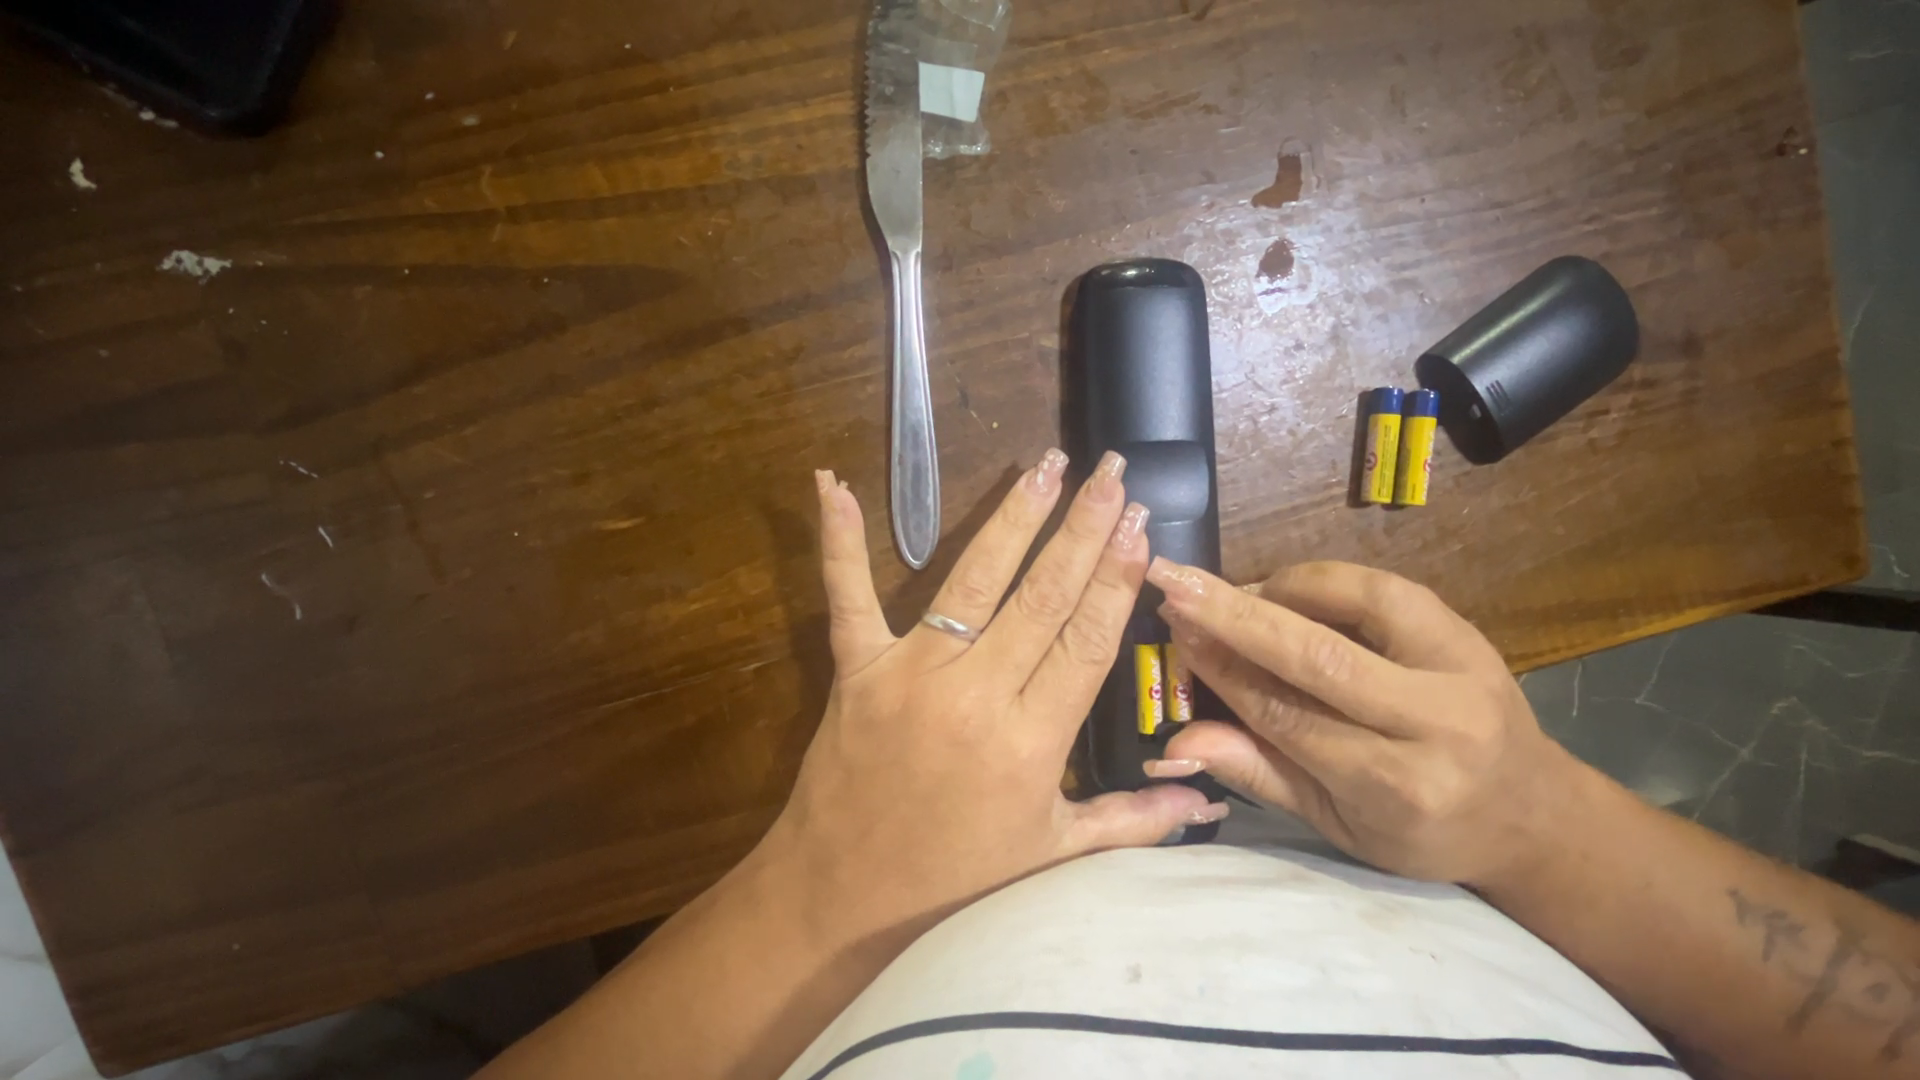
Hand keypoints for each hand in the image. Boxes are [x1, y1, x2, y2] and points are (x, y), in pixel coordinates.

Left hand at [762, 452, 1225, 942]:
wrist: (842, 895)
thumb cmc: (953, 880)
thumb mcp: (1050, 855)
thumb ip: (1131, 822)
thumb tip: (1209, 804)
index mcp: (1031, 741)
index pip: (1086, 640)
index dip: (1117, 578)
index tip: (1140, 523)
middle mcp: (974, 694)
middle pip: (1042, 596)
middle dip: (1083, 530)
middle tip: (1110, 471)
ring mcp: (910, 672)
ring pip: (972, 579)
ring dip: (1013, 518)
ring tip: (1047, 467)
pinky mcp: (855, 667)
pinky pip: (848, 594)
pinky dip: (840, 540)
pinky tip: (833, 483)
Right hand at [1141, 559, 1586, 886]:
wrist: (1531, 813)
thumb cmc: (1420, 832)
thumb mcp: (1336, 824)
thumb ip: (1259, 773)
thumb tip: (1177, 743)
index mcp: (1396, 785)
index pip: (1289, 716)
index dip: (1224, 672)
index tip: (1174, 634)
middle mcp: (1436, 722)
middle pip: (1319, 654)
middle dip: (1236, 614)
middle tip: (1176, 582)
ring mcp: (1461, 666)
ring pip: (1357, 602)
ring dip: (1280, 588)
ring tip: (1232, 594)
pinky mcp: (1466, 631)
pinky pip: (1382, 587)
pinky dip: (1320, 580)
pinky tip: (1283, 590)